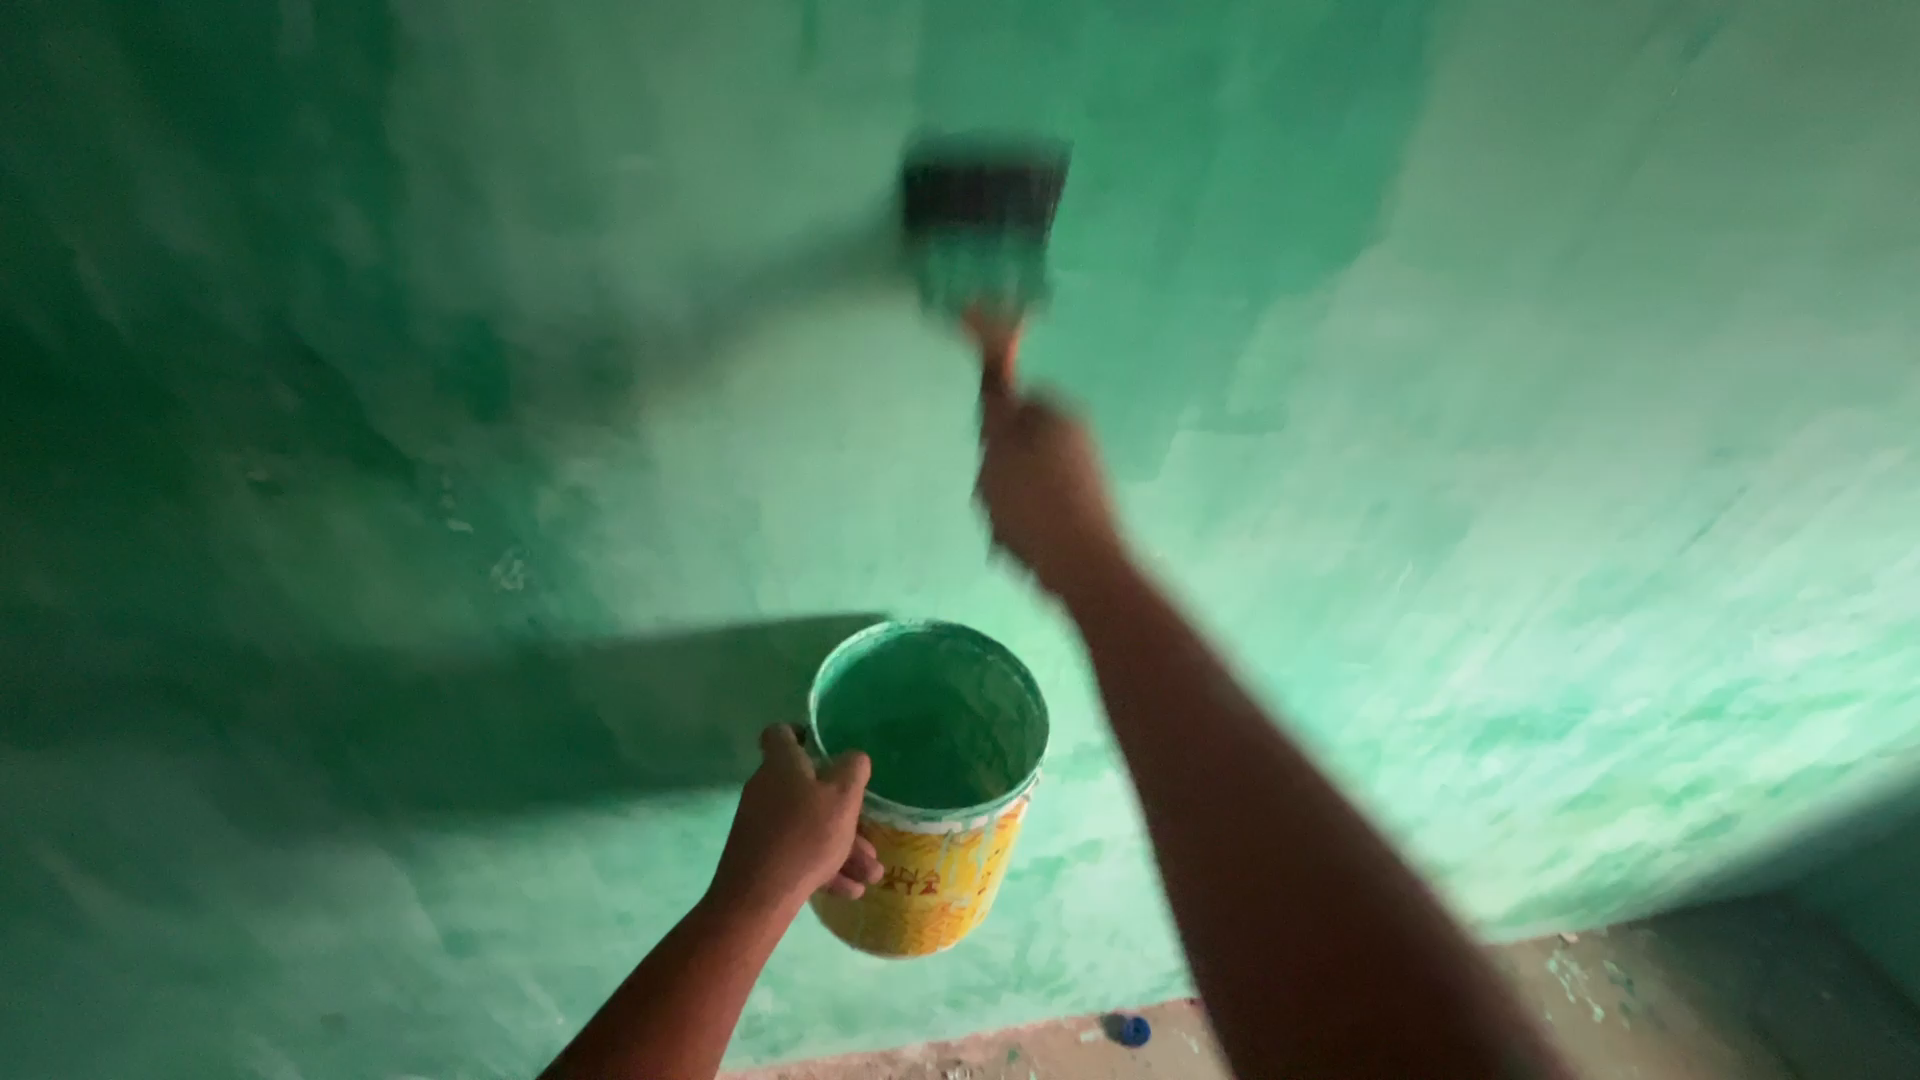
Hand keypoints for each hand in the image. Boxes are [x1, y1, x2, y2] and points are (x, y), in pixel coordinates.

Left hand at [708, 725, 882, 914]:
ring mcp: (760, 824)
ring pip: (808, 825)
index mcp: (782, 764)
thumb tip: (853, 758)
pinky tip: (849, 890)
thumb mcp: (844, 796)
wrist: (757, 897)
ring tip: (870, 874)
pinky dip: (823, 866)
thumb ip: (853, 769)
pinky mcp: (759, 856)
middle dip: (843, 811)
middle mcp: (766, 788)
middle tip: (869, 832)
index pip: (780, 733)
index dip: (801, 733)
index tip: (822, 747)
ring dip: (841, 846)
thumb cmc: (805, 835)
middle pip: (807, 789)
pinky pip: (797, 852)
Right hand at [976, 388, 1129, 598]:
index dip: (997, 424)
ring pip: (1027, 482)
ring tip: (1005, 528)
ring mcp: (1085, 479)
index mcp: (1061, 416)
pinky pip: (1042, 510)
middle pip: (1022, 445)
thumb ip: (996, 412)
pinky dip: (1027, 525)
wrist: (1081, 565)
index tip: (985, 451)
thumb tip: (997, 377)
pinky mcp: (1085, 513)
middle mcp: (1079, 441)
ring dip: (1008, 504)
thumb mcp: (1000, 451)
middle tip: (990, 496)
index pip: (1021, 401)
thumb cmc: (1033, 505)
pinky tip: (1020, 545)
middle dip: (999, 471)